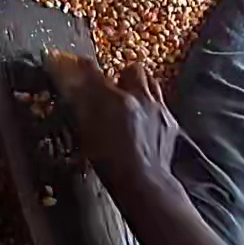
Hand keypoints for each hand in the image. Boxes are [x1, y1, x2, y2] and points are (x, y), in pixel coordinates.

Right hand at [45, 52, 181, 204]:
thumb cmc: (110, 163)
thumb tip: (73, 88)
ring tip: (130, 101)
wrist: (145, 183)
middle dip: (122, 75)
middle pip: (133, 69)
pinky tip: (144, 122)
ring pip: (151, 83)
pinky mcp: (170, 121)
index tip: (74, 61)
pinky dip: (150, 108)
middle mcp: (140, 98)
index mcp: (114, 100)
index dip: (81, 65)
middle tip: (113, 88)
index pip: (93, 73)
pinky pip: (160, 103)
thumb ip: (81, 107)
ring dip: (139, 87)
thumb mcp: (87, 134)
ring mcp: (159, 108)